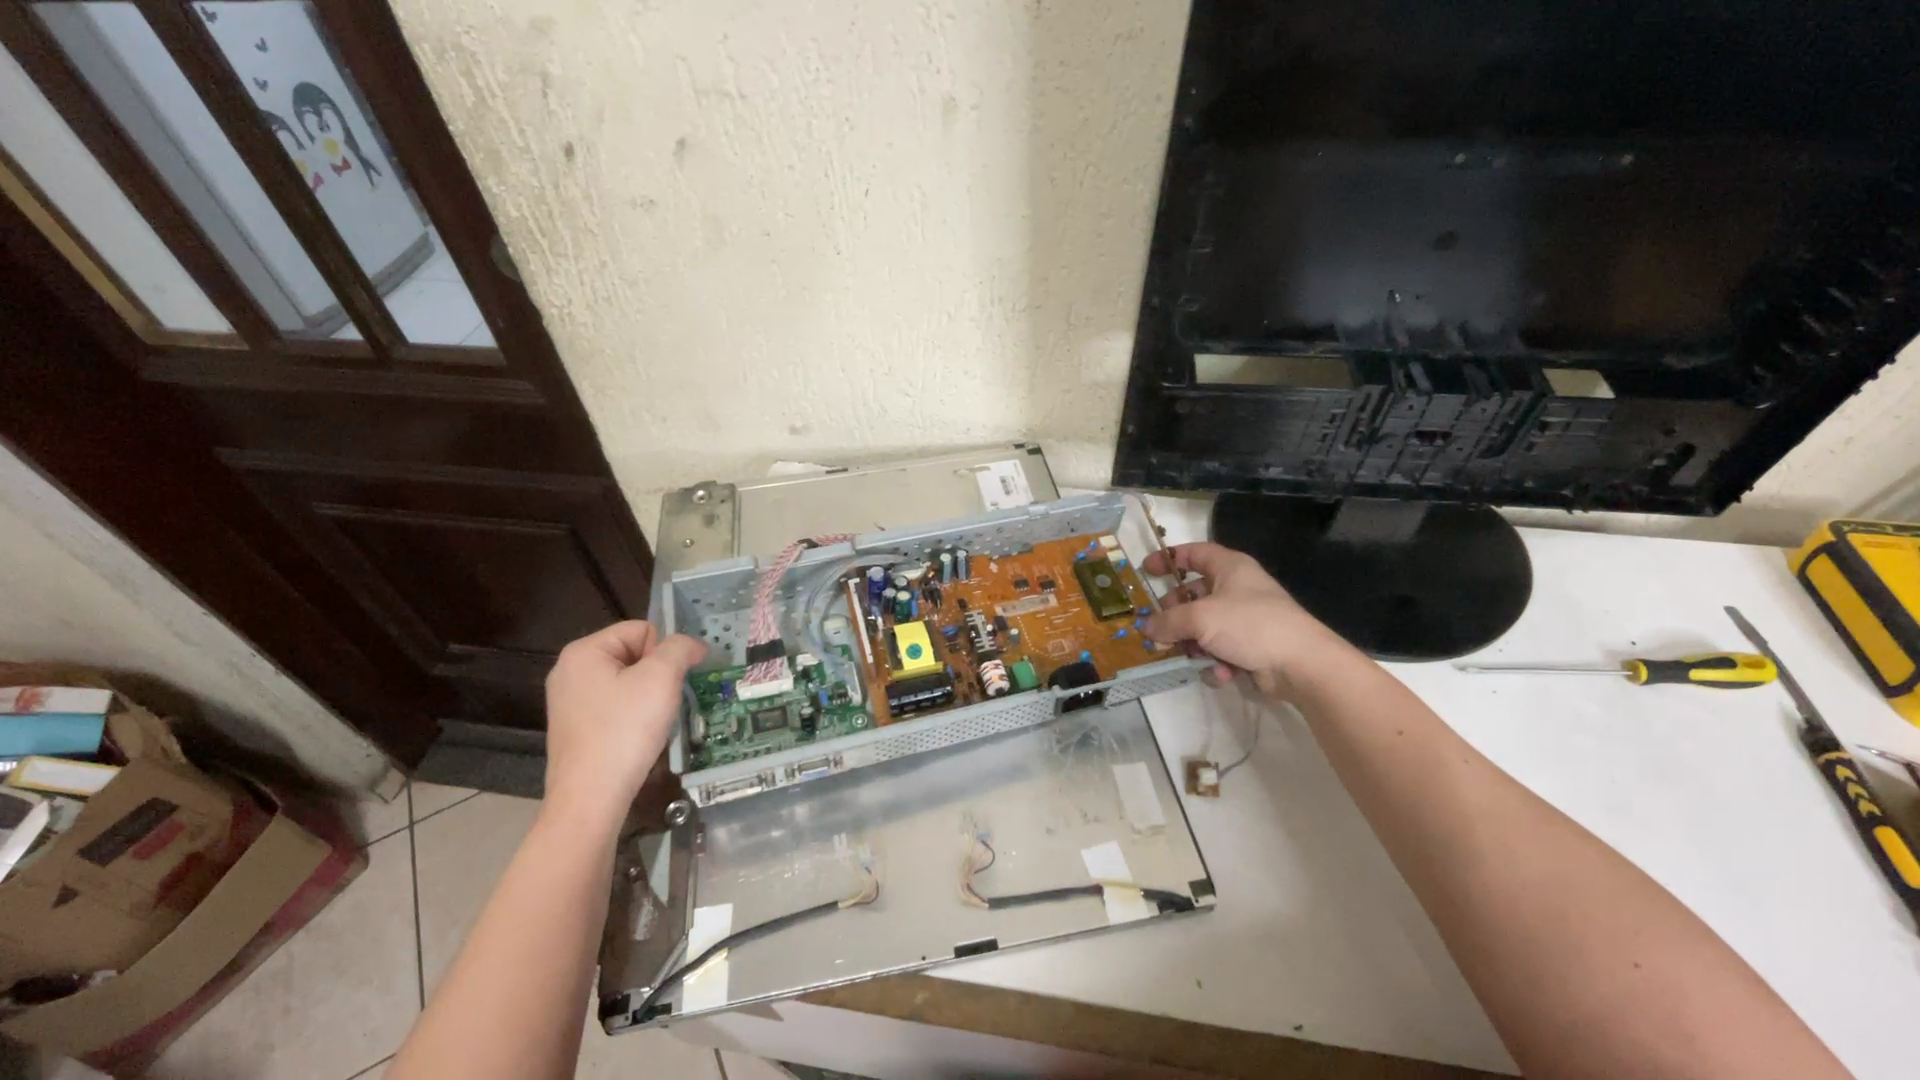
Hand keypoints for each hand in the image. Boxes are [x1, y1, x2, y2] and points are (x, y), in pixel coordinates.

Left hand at [543, 621, 705, 824]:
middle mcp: (569, 672)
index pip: (641, 629)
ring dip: (649, 699)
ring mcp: (569, 703)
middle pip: (633, 655)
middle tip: (666, 704)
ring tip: (654, 724)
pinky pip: (615, 709)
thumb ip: (680, 649)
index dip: (665, 651)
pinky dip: (633, 719)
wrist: (590, 798)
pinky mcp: (575, 730)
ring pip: (626, 684)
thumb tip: (693, 645)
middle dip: (657, 676)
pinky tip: (639, 740)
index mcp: (584, 651)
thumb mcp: (661, 679)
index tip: (672, 682)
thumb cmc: (625, 731)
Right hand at [1142, 542, 1342, 696]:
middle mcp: (1238, 588)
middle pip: (1195, 595)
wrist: (1300, 663)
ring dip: (1195, 644)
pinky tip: (1222, 672)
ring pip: (1204, 627)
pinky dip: (1217, 662)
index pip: (1195, 553)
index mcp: (1230, 567)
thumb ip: (1167, 621)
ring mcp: (1245, 619)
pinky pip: (1221, 650)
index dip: (1169, 559)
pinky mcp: (1251, 647)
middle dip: (1176, 614)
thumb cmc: (1249, 625)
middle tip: (1159, 628)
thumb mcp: (1200, 618)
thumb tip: (1145, 628)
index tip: (1146, 572)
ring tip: (1191, 655)